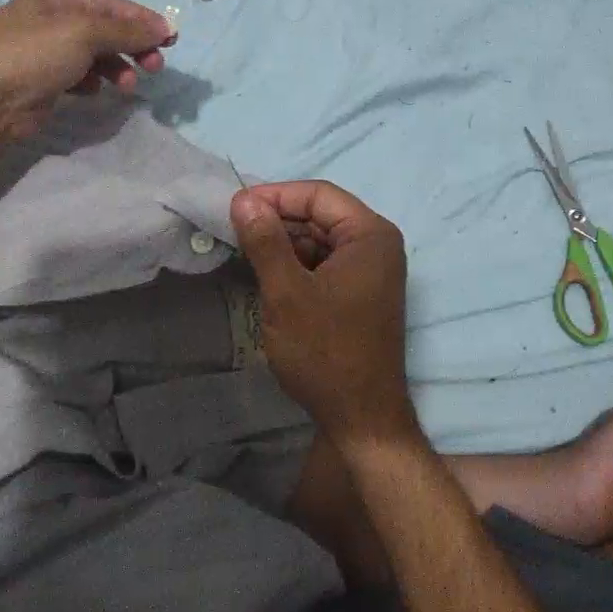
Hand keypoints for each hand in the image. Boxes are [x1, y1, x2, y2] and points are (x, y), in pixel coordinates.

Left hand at [0, 0, 172, 138]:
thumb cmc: (33, 55)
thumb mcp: (83, 33)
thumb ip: (126, 30)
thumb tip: (163, 28)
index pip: (110, 2)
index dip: (142, 19)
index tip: (170, 39)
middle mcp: (49, 18)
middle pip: (105, 28)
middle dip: (133, 45)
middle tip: (156, 66)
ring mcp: (45, 50)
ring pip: (95, 54)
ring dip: (117, 67)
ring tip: (127, 86)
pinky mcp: (43, 80)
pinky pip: (80, 74)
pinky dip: (93, 81)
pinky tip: (93, 91)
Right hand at [230, 181, 419, 443]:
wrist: (360, 416)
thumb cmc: (325, 351)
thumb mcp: (287, 293)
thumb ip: (265, 241)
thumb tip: (243, 200)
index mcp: (370, 235)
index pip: (319, 195)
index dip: (275, 195)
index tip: (234, 206)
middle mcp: (378, 246)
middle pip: (321, 215)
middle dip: (278, 219)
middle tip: (233, 228)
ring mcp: (372, 272)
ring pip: (320, 241)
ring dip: (284, 243)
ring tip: (243, 250)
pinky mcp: (361, 295)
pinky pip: (325, 265)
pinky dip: (296, 264)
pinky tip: (267, 274)